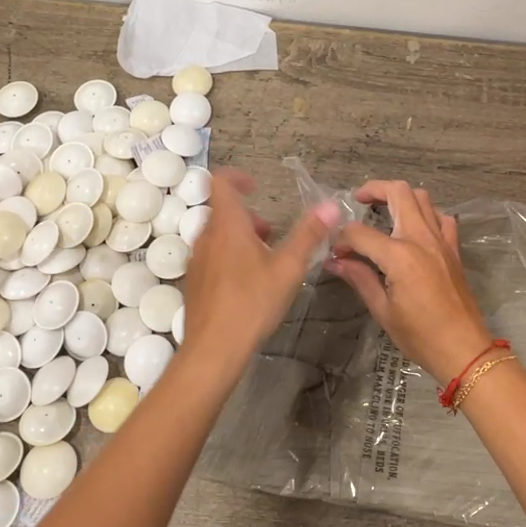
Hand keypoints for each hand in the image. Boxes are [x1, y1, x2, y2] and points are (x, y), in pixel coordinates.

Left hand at [179, 168, 338, 366]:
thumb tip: (331, 205)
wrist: (213, 349)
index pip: (221, 182)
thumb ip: (309, 234)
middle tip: (270, 233)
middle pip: (222, 211)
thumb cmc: (252, 303)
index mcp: (227, 225)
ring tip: (264, 260)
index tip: (256, 187)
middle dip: (247, 216)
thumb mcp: (288, 268)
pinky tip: (247, 284)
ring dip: (239, 237)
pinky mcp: (194, 282)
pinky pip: (211, 256)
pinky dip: (229, 256)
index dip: (238, 177)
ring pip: (217, 235)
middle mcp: (206, 237)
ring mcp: (197, 260)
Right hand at [326, 181, 495, 384]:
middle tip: (360, 200)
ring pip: (422, 198)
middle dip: (374, 189)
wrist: (464, 349)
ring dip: (401, 197)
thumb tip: (334, 262)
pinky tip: (415, 228)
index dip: (342, 239)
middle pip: (399, 192)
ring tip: (384, 211)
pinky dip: (426, 214)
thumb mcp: (383, 311)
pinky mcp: (453, 248)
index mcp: (400, 255)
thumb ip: (359, 278)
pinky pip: (441, 217)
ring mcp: (441, 240)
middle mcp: (421, 238)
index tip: (335, 253)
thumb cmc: (420, 335)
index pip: (360, 233)